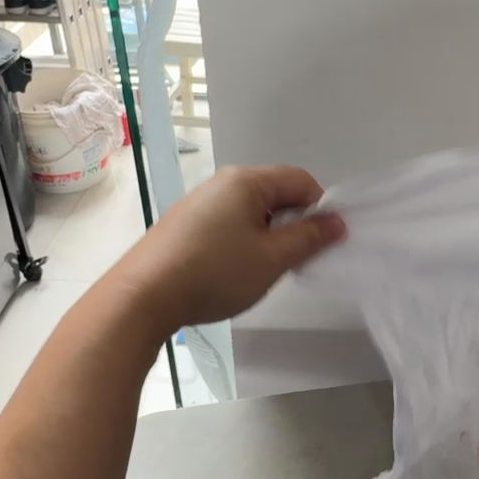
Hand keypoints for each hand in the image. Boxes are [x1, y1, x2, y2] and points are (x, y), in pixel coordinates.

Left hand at [100, 165, 344, 333]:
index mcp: (247, 180)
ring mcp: (200, 202)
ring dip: (267, 236)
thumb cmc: (214, 273)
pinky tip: (231, 271)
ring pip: (252, 211)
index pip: (301, 180)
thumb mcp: (272, 259)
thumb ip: (309, 237)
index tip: (320, 243)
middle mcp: (223, 182)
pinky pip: (228, 223)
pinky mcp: (184, 224)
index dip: (319, 209)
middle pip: (276, 193)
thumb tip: (337, 221)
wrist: (142, 297)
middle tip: (292, 260)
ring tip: (261, 270)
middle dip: (292, 224)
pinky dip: (242, 241)